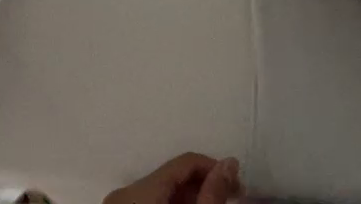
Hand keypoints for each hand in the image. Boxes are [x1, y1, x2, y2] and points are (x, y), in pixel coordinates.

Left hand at [102, 152, 241, 203]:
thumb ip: (211, 194)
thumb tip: (230, 162)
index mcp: (138, 189)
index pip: (185, 160)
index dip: (214, 167)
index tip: (237, 186)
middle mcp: (122, 192)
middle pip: (172, 175)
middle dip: (202, 184)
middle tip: (228, 197)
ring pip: (161, 190)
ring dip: (188, 196)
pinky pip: (149, 200)